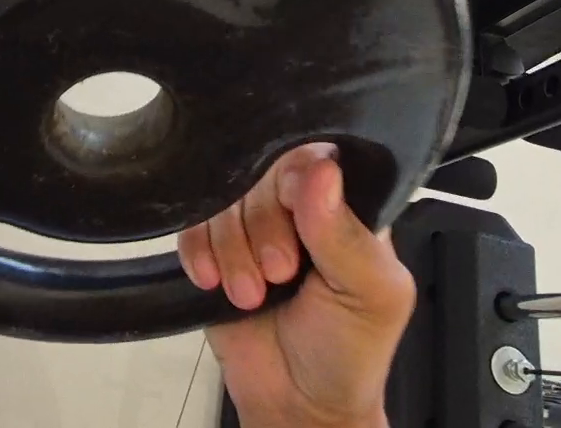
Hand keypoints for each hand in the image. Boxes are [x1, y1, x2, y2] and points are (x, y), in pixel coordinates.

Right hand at [178, 144, 415, 427]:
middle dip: (261, 228)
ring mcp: (248, 222)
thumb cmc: (348, 349)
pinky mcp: (211, 245)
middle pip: (257, 174)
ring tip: (250, 296)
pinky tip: (213, 282)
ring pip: (222, 197)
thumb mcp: (369, 295)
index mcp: (341, 203)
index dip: (294, 184)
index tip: (299, 229)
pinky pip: (191, 222)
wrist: (296, 405)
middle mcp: (293, 203)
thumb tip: (322, 170)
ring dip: (231, 250)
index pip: (309, 157)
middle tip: (279, 275)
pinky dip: (198, 252)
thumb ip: (345, 234)